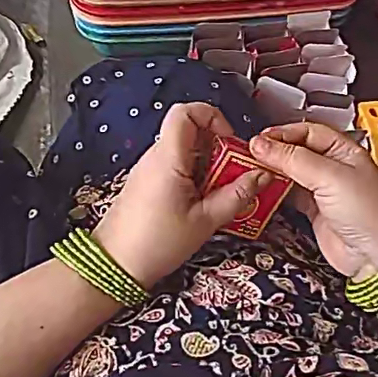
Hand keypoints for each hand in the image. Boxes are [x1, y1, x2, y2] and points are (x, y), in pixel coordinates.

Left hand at [92, 103, 268, 286]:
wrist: (115, 265)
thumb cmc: (156, 243)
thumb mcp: (205, 221)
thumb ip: (236, 195)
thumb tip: (262, 176)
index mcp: (168, 158)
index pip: (186, 111)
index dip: (213, 117)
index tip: (230, 141)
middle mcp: (156, 156)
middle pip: (191, 131)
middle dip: (219, 147)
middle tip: (234, 174)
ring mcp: (150, 168)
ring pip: (186, 150)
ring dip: (209, 164)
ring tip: (220, 193)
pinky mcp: (148, 182)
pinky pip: (176, 166)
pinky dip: (195, 176)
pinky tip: (202, 202)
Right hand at [247, 122, 377, 279]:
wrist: (375, 258)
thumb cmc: (371, 215)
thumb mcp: (330, 177)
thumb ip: (294, 159)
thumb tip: (264, 144)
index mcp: (344, 150)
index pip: (308, 131)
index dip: (283, 133)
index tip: (261, 140)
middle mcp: (334, 167)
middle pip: (297, 150)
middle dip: (274, 150)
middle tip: (252, 154)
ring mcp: (323, 189)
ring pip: (291, 172)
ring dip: (272, 170)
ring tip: (254, 169)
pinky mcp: (314, 210)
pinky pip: (289, 194)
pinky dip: (275, 190)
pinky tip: (264, 189)